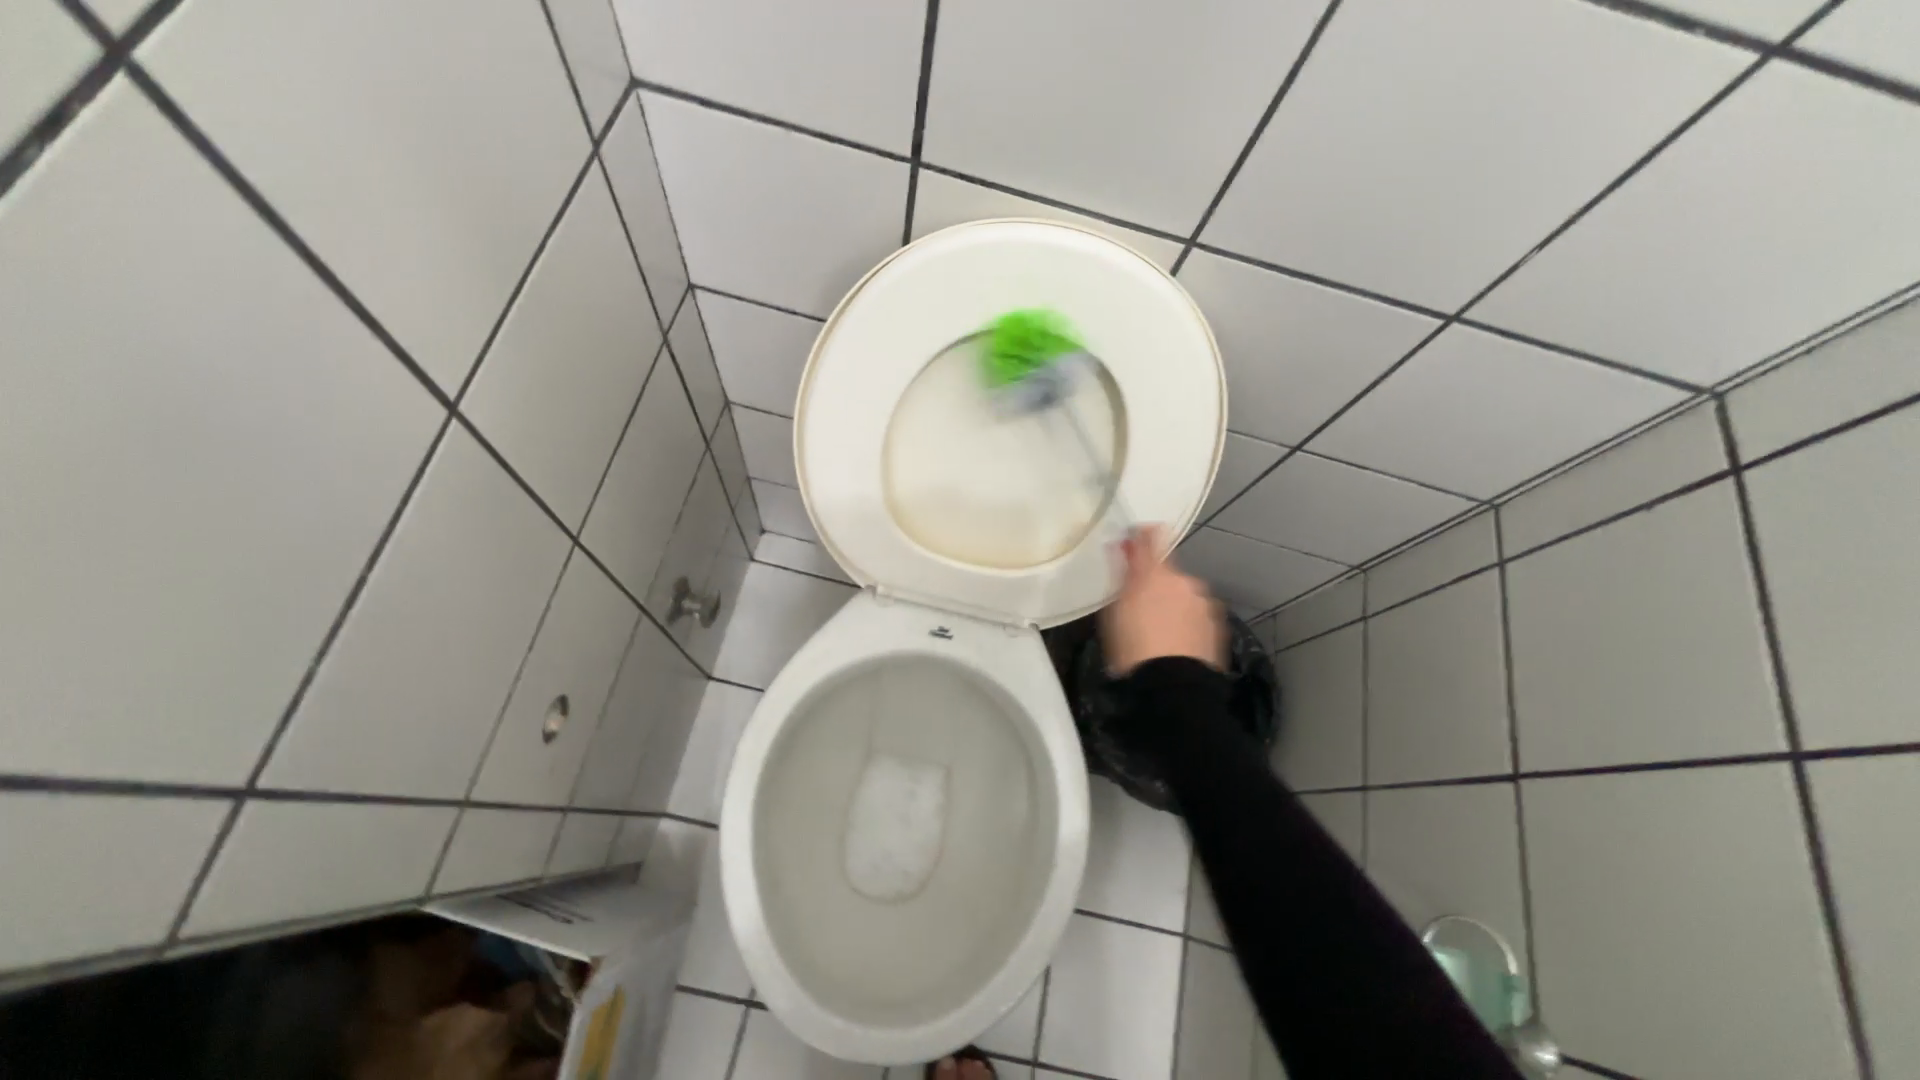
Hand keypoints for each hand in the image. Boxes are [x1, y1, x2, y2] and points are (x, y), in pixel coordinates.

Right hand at [1100, 525, 1226, 673]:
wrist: (1172, 685)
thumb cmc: (1133, 647)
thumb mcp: (1115, 610)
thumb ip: (1122, 573)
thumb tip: (1124, 546)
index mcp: (1156, 573)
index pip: (1150, 537)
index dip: (1141, 536)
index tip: (1132, 540)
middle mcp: (1185, 581)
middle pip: (1168, 573)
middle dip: (1156, 583)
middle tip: (1139, 608)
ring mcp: (1204, 604)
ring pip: (1184, 595)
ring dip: (1174, 604)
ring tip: (1159, 631)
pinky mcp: (1217, 627)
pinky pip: (1197, 616)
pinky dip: (1187, 623)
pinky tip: (1176, 642)